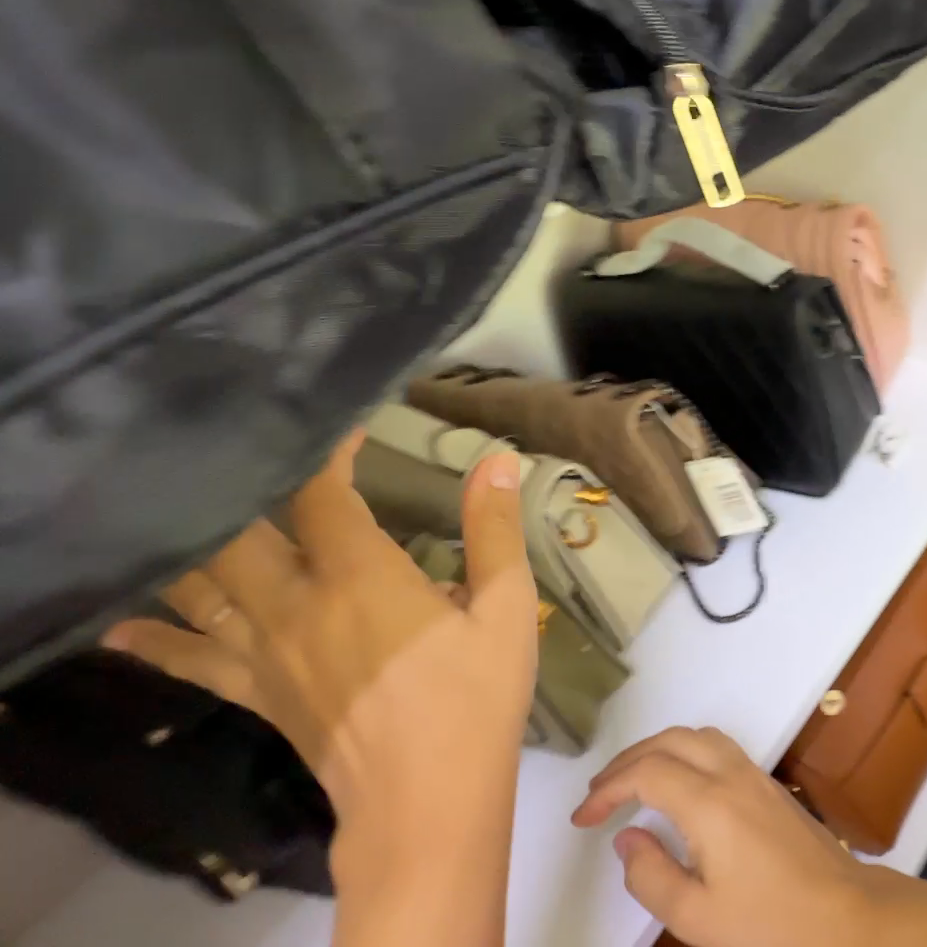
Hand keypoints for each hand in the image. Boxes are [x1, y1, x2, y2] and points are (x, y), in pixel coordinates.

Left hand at [101, 431, 538, 828]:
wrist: (426, 793)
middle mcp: (295, 606)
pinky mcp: (255, 693)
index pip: (321, 496)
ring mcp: (264, 653)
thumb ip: (495, 532)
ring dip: (190, 549)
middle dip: (243, 491)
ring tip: (180, 517)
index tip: (342, 428)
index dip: (324, 453)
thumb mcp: (508, 608)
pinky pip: (190, 660)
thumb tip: (497, 462)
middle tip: (249, 461)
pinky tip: (124, 629)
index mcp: (360, 578)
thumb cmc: (476, 694)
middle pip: (238, 535)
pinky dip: (152, 641)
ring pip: (201, 588)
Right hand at [574, 727, 879, 946]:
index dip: (608, 789)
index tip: (582, 818)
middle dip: (629, 759)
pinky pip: (722, 748)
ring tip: (632, 783)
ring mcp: (757, 775)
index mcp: (711, 803)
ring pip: (701, 736)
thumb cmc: (768, 921)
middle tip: (599, 794)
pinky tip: (677, 787)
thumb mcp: (695, 915)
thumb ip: (650, 875)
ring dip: (661, 749)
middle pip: (673, 739)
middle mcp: (734, 775)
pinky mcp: (771, 785)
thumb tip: (627, 838)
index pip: (648, 772)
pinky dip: (688, 753)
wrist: (843, 912)